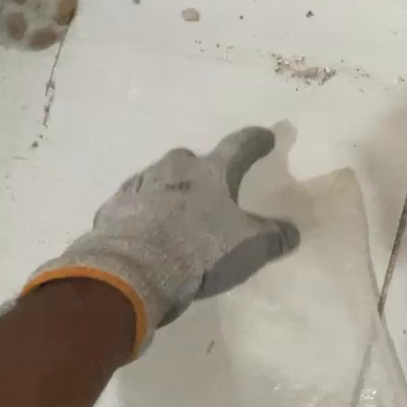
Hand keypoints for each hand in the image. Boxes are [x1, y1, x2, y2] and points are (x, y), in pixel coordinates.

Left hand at [24, 127, 300, 356]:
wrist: (135, 270)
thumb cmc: (202, 249)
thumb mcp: (252, 246)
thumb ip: (275, 236)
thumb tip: (291, 232)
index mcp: (212, 172)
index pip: (239, 147)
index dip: (256, 141)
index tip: (266, 136)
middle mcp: (175, 170)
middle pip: (192, 160)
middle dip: (203, 170)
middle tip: (212, 187)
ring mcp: (141, 186)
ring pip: (161, 180)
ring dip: (173, 192)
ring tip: (180, 215)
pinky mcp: (115, 209)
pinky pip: (137, 205)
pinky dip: (148, 214)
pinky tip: (152, 233)